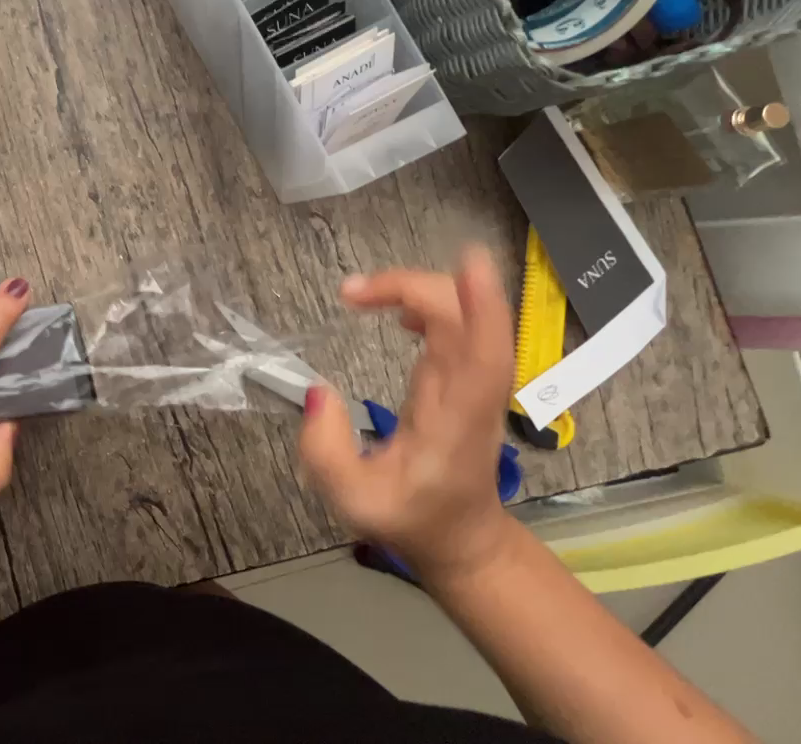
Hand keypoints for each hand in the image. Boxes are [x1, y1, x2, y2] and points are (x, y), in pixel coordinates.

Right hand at [298, 245, 519, 581]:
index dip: (481, 307)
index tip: (468, 263)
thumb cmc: (409, 519)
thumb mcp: (351, 499)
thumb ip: (324, 448)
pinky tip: (395, 309)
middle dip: (413, 286)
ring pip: (460, 316)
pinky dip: (425, 302)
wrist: (461, 538)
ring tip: (355, 294)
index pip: (483, 355)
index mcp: (455, 422)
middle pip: (465, 319)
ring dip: (414, 290)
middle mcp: (470, 393)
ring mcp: (468, 382)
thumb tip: (317, 389)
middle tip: (349, 291)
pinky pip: (454, 326)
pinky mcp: (459, 378)